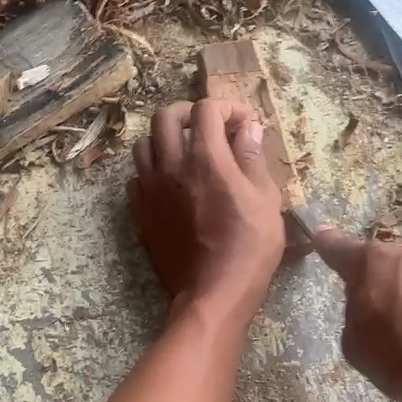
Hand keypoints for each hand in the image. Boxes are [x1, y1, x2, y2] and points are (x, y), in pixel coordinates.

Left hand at [129, 99, 283, 317]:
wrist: (212, 293)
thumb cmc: (249, 248)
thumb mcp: (266, 201)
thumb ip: (253, 159)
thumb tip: (249, 130)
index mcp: (206, 158)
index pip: (206, 109)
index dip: (227, 108)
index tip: (243, 123)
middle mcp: (172, 166)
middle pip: (165, 117)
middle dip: (188, 113)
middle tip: (208, 127)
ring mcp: (151, 190)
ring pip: (143, 144)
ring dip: (164, 139)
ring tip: (185, 151)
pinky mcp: (141, 213)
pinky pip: (136, 178)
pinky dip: (151, 170)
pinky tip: (169, 183)